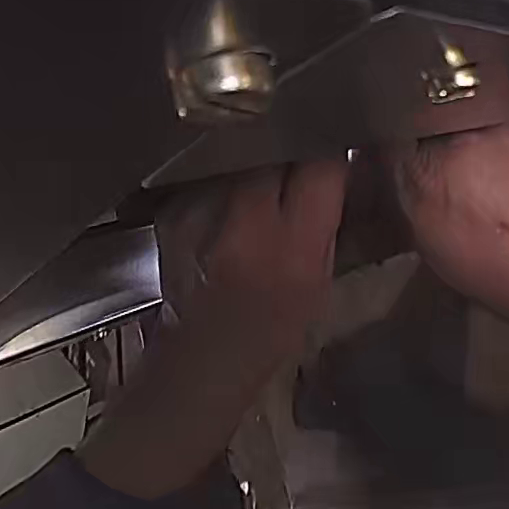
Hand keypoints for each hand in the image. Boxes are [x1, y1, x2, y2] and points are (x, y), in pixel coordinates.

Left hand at [155, 160, 348, 361]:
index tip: (328, 160)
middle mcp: (246, 222)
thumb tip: (334, 169)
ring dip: (252, 171)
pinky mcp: (174, 213)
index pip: (320, 168)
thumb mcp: (319, 277)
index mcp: (294, 246)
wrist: (204, 354)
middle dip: (288, 159)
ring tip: (254, 200)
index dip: (328, 159)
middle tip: (291, 178)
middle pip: (276, 154)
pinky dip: (220, 187)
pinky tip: (222, 213)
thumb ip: (325, 219)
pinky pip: (209, 178)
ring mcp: (203, 214)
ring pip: (240, 160)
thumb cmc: (274, 324)